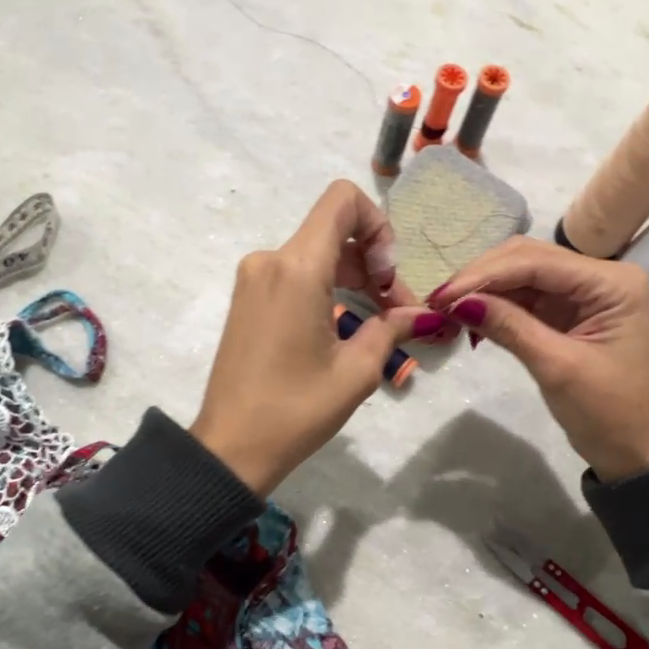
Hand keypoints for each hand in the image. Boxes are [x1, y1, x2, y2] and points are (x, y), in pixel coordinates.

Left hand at [190, 180, 442, 494]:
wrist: (231, 448)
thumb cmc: (296, 410)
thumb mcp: (356, 372)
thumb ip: (391, 329)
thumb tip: (418, 316)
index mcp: (297, 267)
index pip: (343, 200)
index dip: (378, 226)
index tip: (387, 277)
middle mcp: (269, 260)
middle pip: (332, 230)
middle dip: (373, 261)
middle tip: (396, 312)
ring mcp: (252, 280)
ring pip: (314, 254)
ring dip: (352, 277)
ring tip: (377, 323)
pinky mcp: (246, 302)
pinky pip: (293, 276)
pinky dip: (325, 289)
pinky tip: (343, 327)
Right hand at [428, 237, 648, 481]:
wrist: (635, 450)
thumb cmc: (607, 412)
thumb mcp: (557, 368)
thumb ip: (510, 328)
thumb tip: (458, 303)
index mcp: (611, 283)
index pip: (538, 262)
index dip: (485, 275)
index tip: (442, 297)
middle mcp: (599, 276)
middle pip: (528, 259)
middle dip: (481, 277)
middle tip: (437, 302)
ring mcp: (583, 293)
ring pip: (522, 276)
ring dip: (484, 290)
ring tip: (445, 309)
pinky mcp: (568, 313)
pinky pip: (526, 299)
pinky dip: (496, 306)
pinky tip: (468, 316)